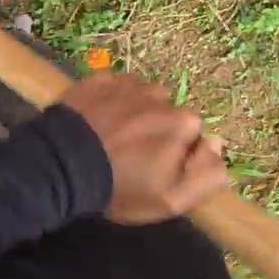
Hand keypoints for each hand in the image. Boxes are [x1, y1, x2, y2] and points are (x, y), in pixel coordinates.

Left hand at [59, 72, 231, 224]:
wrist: (62, 165)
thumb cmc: (121, 188)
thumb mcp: (172, 199)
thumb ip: (207, 174)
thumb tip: (217, 143)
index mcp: (183, 122)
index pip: (191, 133)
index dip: (176, 151)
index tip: (154, 166)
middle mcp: (160, 95)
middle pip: (166, 112)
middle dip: (155, 129)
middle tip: (130, 152)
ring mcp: (126, 83)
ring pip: (141, 96)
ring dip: (133, 111)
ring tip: (112, 134)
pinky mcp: (97, 79)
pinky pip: (113, 86)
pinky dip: (109, 100)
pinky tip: (97, 119)